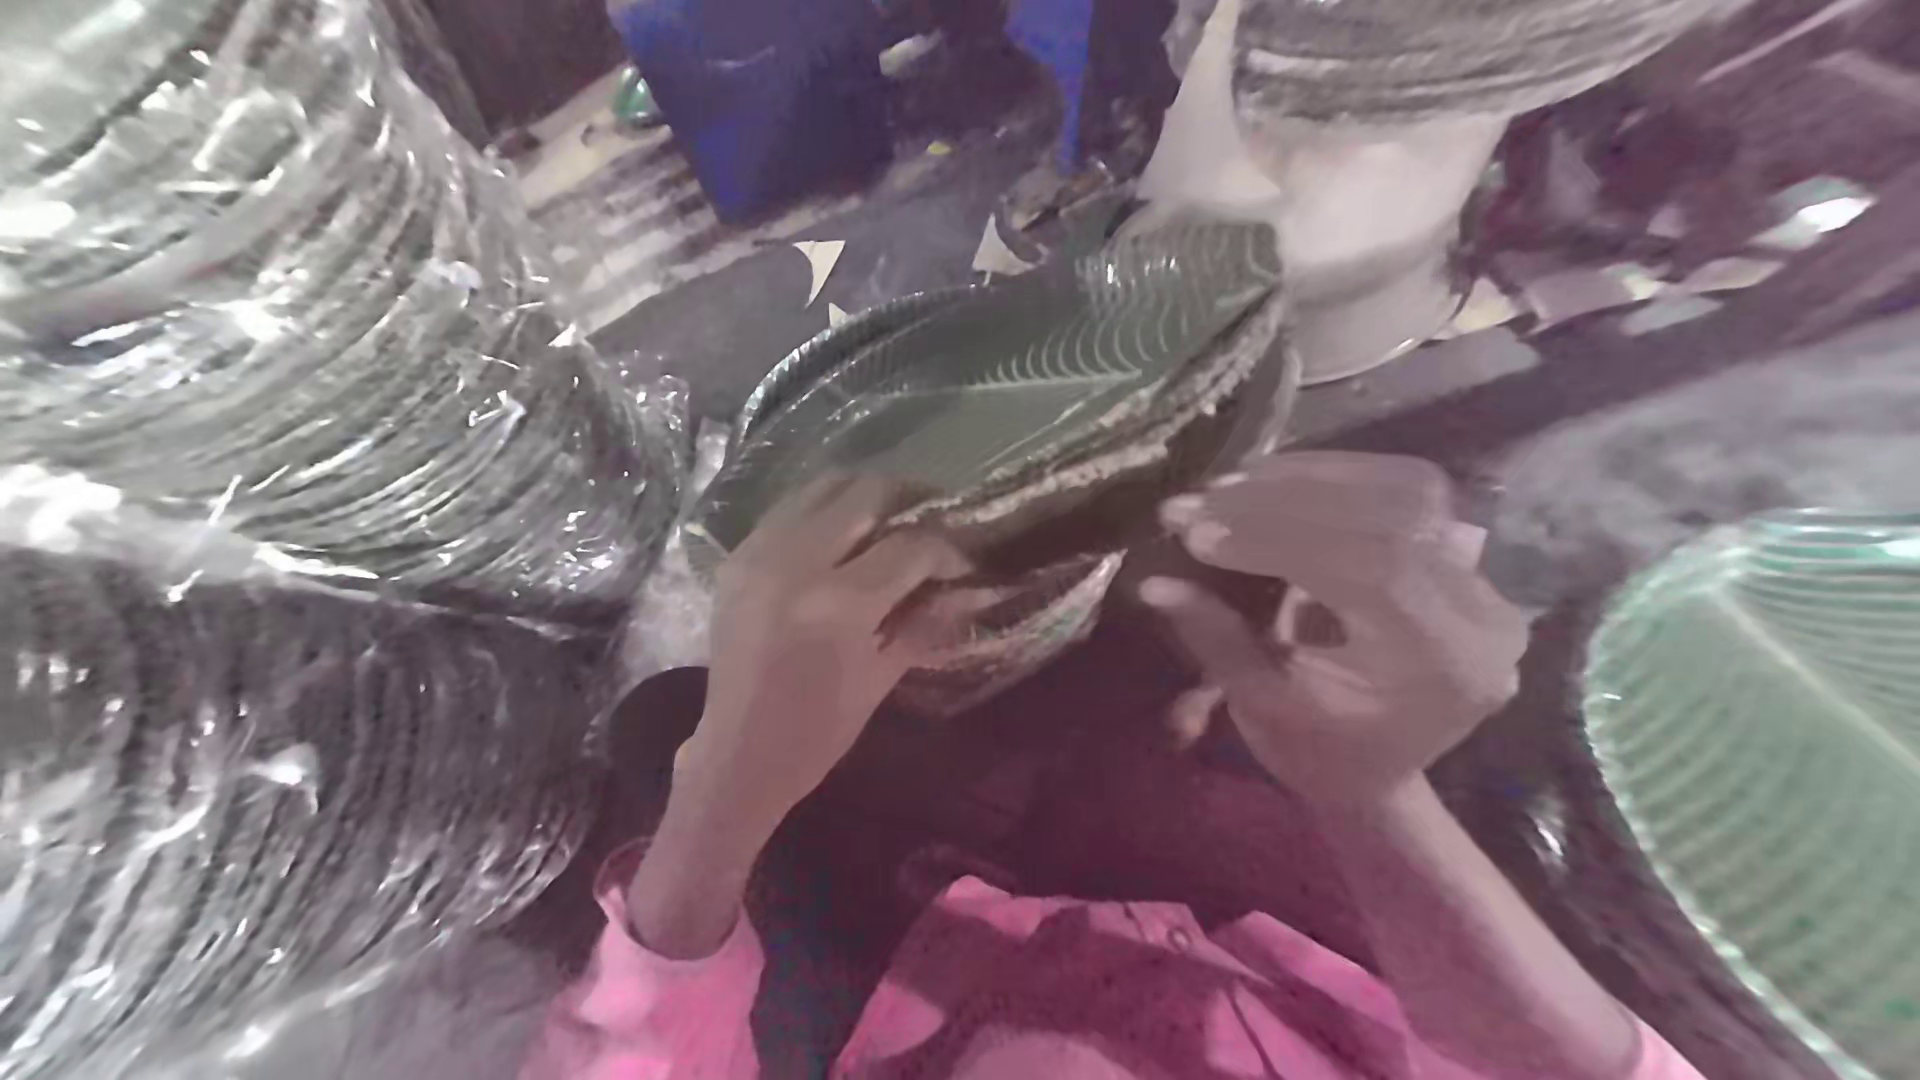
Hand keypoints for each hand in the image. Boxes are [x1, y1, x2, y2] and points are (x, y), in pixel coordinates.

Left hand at [630, 474, 971, 957]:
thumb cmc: (820, 729)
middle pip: (867, 491)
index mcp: (839, 603)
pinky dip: (827, 509)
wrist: (738, 752)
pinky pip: (791, 507)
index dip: (946, 548)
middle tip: (932, 518)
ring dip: (867, 494)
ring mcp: (760, 552)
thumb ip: (928, 619)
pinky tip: (844, 533)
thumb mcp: (884, 674)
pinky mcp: (738, 555)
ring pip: (825, 485)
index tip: (961, 560)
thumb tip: (970, 585)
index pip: (910, 545)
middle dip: (910, 498)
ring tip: (891, 516)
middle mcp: (796, 561)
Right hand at [1143, 452, 1528, 806]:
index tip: (1199, 535)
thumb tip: (1151, 583)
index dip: (1278, 541)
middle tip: (1199, 501)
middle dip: (1281, 501)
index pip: (1371, 569)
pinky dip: (1325, 478)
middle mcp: (1481, 613)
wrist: (1375, 768)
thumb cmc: (1319, 754)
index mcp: (1445, 666)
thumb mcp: (1261, 707)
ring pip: (1402, 488)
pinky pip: (1398, 491)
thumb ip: (1215, 639)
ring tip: (1225, 485)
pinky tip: (1265, 480)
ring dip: (1303, 478)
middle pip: (1391, 516)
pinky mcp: (1454, 556)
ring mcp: (1477, 578)